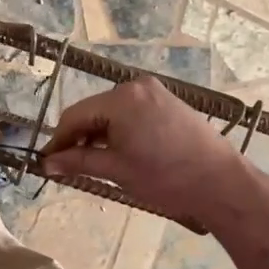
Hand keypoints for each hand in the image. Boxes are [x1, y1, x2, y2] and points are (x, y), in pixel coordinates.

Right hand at [43, 78, 250, 222]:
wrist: (221, 182)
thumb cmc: (166, 177)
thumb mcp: (117, 170)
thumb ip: (78, 161)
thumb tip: (47, 164)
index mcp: (120, 98)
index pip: (75, 115)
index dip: (59, 139)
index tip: (48, 162)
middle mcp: (135, 86)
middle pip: (94, 110)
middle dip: (80, 137)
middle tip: (70, 165)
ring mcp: (154, 92)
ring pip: (113, 111)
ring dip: (100, 134)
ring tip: (96, 162)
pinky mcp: (168, 102)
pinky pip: (132, 111)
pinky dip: (121, 129)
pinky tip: (121, 152)